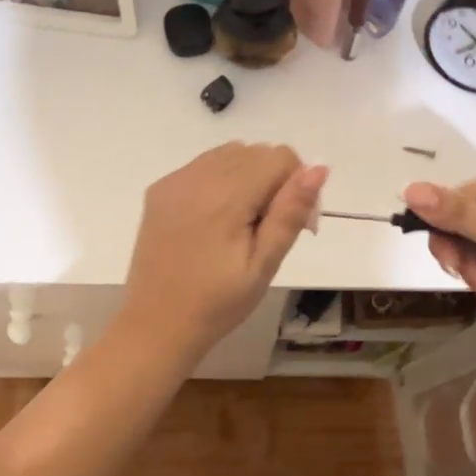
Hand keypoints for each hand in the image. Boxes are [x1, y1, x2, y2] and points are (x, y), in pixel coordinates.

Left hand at [123, 143, 327, 359]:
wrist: (157, 324)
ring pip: (228, 155)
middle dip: (271, 182)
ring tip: (239, 226)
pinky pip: (201, 167)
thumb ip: (289, 214)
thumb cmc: (218, 304)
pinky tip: (212, 223)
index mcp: (227, 197)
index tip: (290, 224)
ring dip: (245, 179)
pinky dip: (218, 183)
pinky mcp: (159, 190)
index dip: (295, 186)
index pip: (280, 157)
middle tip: (265, 231)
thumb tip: (318, 169)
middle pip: (255, 152)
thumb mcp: (263, 266)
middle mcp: (198, 177)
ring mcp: (174, 181)